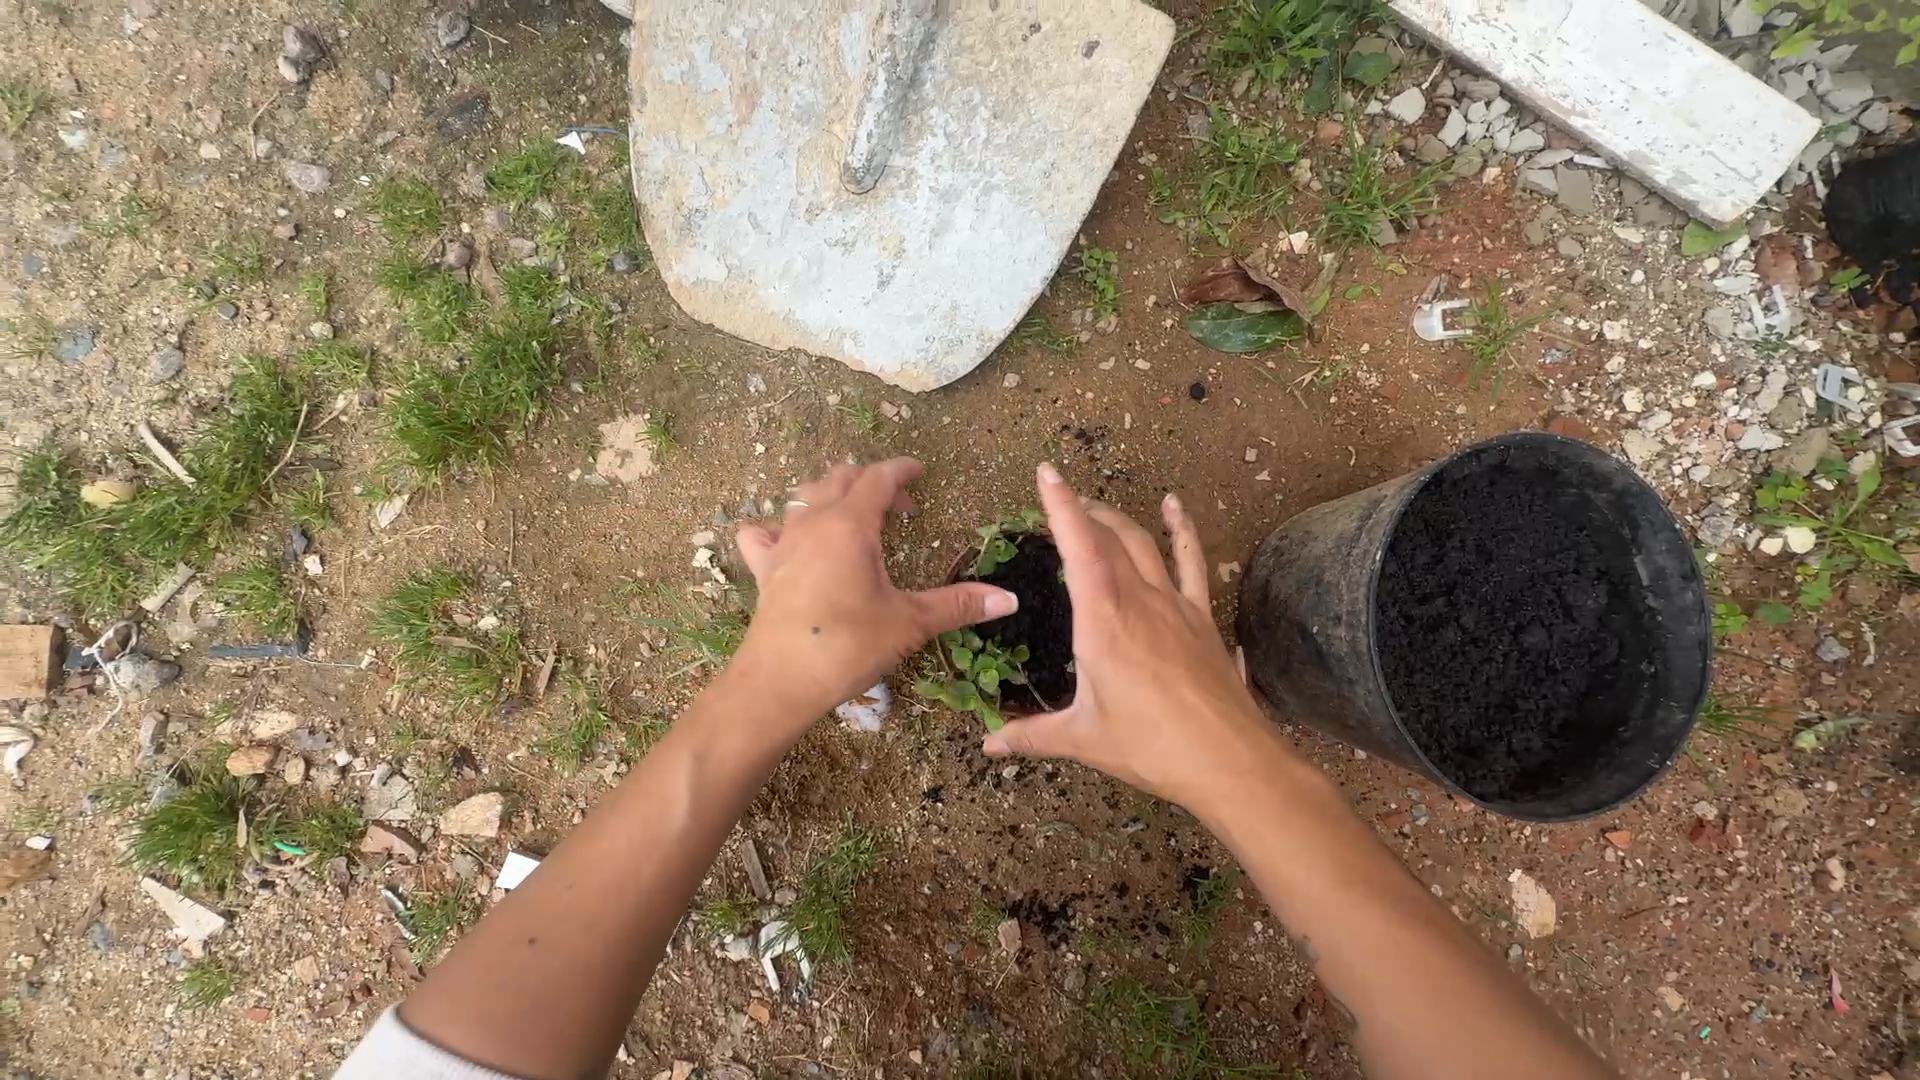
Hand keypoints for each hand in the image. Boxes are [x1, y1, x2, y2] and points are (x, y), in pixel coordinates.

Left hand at [732, 458, 1017, 719]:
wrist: (779, 683)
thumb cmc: (848, 646)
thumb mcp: (909, 623)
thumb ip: (957, 605)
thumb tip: (1009, 599)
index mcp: (850, 525)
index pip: (878, 478)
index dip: (901, 469)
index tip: (920, 470)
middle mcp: (813, 523)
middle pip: (840, 478)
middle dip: (872, 482)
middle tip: (900, 505)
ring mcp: (783, 543)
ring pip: (804, 497)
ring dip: (830, 494)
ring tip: (853, 514)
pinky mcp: (763, 569)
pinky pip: (763, 531)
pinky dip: (779, 525)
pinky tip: (790, 541)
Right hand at [983, 463, 1283, 808]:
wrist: (1231, 762)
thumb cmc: (1151, 747)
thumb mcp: (1083, 740)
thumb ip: (1031, 736)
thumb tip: (988, 745)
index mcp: (1103, 621)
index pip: (1079, 547)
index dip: (1061, 506)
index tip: (1046, 473)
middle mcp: (1139, 600)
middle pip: (1108, 538)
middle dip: (1081, 511)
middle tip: (1059, 501)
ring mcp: (1175, 605)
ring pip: (1143, 543)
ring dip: (1116, 519)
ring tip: (1096, 504)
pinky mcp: (1200, 618)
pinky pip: (1191, 561)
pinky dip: (1183, 529)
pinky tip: (1176, 507)